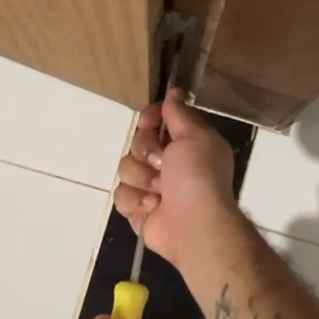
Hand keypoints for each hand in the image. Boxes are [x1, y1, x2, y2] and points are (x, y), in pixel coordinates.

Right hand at [112, 90, 236, 262]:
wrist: (193, 225)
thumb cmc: (198, 176)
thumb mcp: (194, 136)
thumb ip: (180, 113)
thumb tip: (174, 92)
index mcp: (186, 143)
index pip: (157, 119)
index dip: (150, 118)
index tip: (148, 123)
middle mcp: (169, 163)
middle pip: (137, 142)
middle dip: (146, 153)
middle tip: (162, 164)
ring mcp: (151, 186)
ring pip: (126, 167)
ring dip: (142, 179)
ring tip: (159, 192)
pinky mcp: (138, 208)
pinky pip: (121, 194)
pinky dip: (136, 200)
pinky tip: (152, 208)